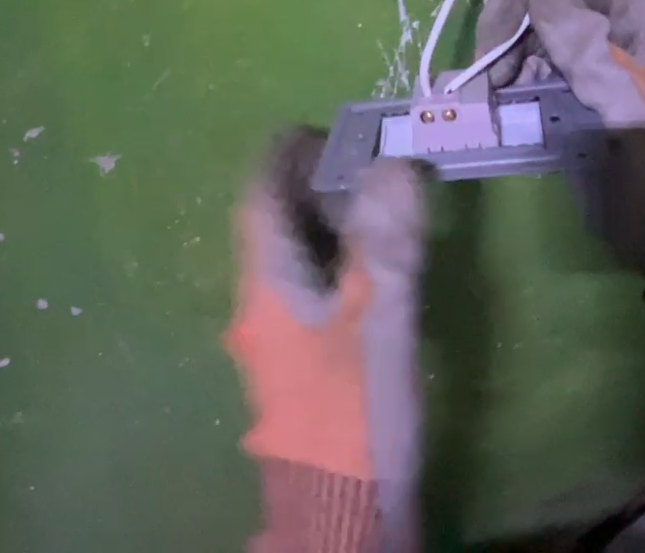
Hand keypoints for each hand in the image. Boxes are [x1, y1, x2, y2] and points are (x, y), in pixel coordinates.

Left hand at [225, 128, 425, 551]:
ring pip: (284, 260)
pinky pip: (300, 292)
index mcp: (264, 284)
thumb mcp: (378, 314)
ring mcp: (269, 341)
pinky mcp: (293, 367)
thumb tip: (390, 165)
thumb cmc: (354, 406)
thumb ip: (384, 239)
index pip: (258, 197)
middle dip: (304, 187)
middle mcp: (254, 306)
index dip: (280, 156)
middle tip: (355, 166)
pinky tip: (362, 273)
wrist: (340, 514)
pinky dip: (326, 264)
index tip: (313, 130)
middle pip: (268, 226)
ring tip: (366, 208)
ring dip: (316, 226)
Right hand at [470, 0, 644, 404]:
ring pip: (532, 38)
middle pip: (552, 2)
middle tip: (494, 54)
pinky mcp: (563, 105)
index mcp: (643, 27)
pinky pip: (525, 75)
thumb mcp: (632, 101)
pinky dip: (503, 80)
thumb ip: (588, 44)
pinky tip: (490, 96)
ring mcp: (585, 73)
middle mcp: (612, 40)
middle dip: (516, 17)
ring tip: (491, 87)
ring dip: (504, 52)